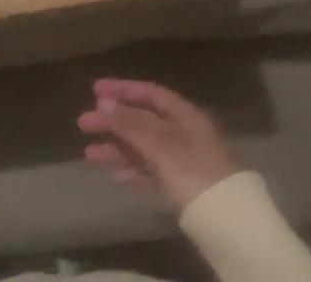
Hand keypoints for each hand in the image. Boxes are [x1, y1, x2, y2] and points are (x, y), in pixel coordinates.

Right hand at [77, 79, 239, 210]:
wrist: (227, 221)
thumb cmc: (194, 172)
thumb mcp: (160, 146)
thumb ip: (131, 124)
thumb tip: (102, 102)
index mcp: (185, 116)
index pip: (150, 93)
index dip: (123, 89)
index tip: (95, 89)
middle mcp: (184, 133)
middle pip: (142, 120)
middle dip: (112, 121)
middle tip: (83, 123)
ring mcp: (183, 160)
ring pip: (143, 146)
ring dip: (117, 147)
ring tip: (89, 153)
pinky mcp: (181, 185)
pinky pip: (151, 170)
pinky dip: (132, 169)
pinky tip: (115, 175)